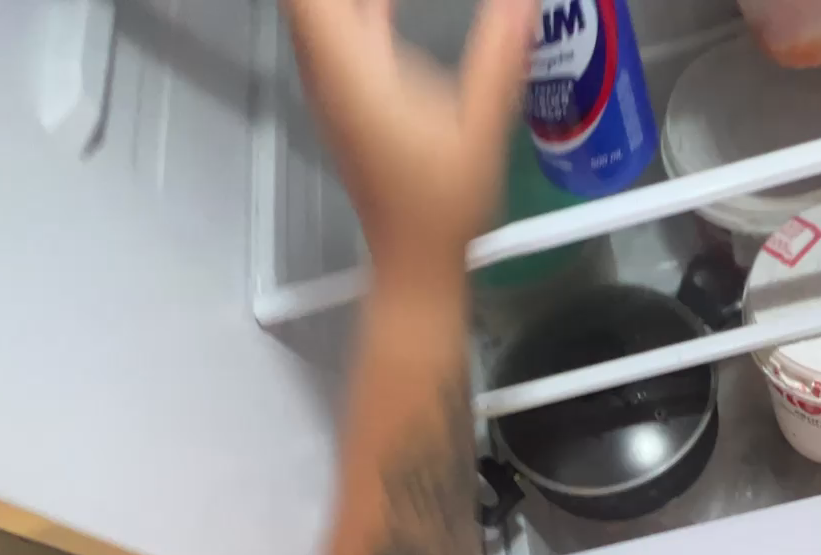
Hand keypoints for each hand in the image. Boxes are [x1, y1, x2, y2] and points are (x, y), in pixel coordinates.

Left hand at [286, 0, 536, 275]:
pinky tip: (383, 1)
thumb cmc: (442, 209)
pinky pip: (335, 28)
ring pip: (320, 10)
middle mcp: (328, 71)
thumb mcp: (480, 133)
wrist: (415, 263)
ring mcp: (333, 87)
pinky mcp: (347, 101)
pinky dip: (354, 6)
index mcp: (350, 69)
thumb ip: (500, 60)